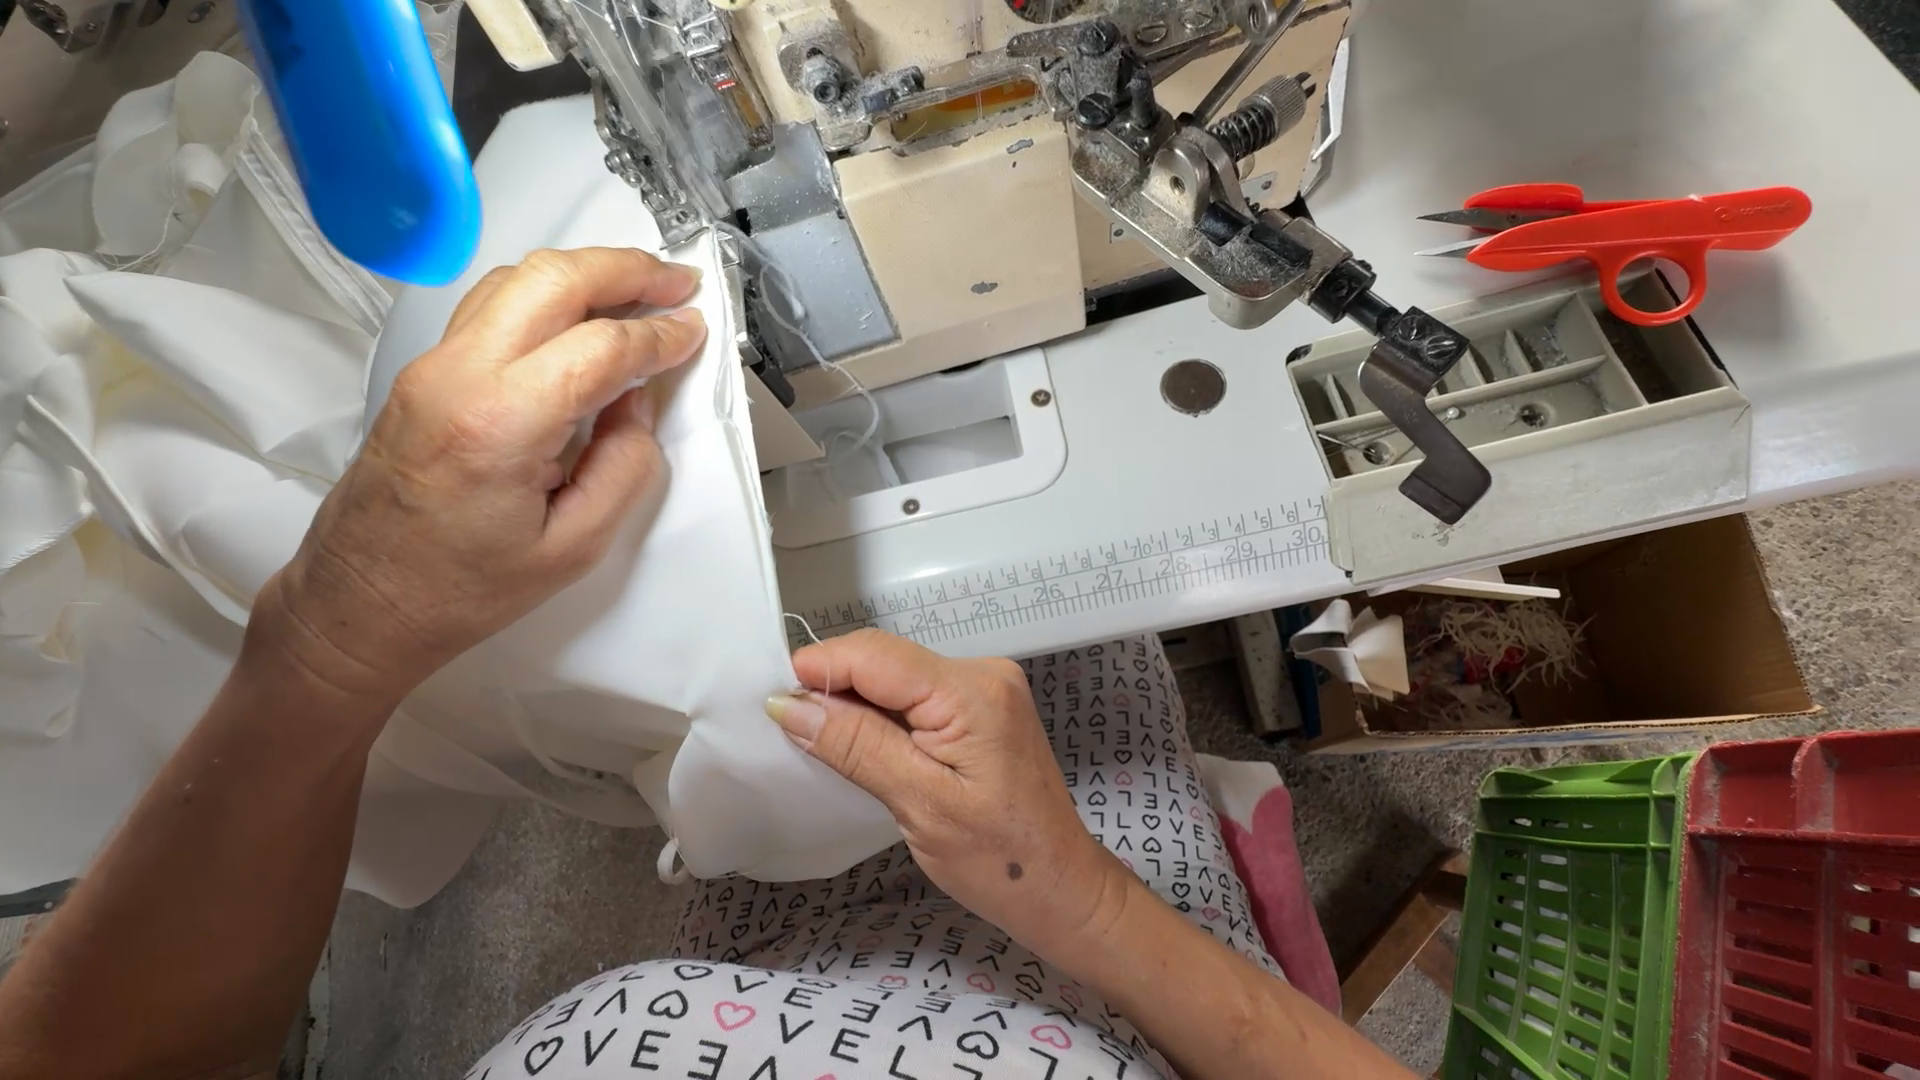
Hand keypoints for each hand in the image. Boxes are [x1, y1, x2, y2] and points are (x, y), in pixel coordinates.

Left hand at [251, 247, 707, 706]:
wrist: (363, 603)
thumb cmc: (465, 589)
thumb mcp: (576, 547)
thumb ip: (626, 468)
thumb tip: (637, 409)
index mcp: (501, 422)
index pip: (600, 347)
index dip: (659, 335)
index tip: (696, 330)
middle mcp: (459, 375)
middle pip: (553, 280)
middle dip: (626, 270)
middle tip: (677, 281)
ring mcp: (433, 367)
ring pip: (517, 279)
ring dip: (586, 272)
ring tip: (640, 285)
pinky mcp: (426, 374)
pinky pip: (494, 305)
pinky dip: (549, 292)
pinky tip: (583, 311)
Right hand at [766, 629, 1131, 951]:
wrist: (1061, 887)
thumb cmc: (998, 860)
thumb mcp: (918, 803)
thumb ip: (855, 744)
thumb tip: (789, 703)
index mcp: (971, 689)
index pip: (875, 654)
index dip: (819, 668)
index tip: (774, 705)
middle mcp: (981, 672)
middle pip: (885, 660)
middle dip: (834, 688)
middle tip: (792, 732)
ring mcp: (986, 686)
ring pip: (897, 676)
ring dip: (856, 704)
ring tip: (824, 745)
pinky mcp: (983, 706)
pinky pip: (917, 694)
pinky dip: (884, 715)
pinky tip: (864, 745)